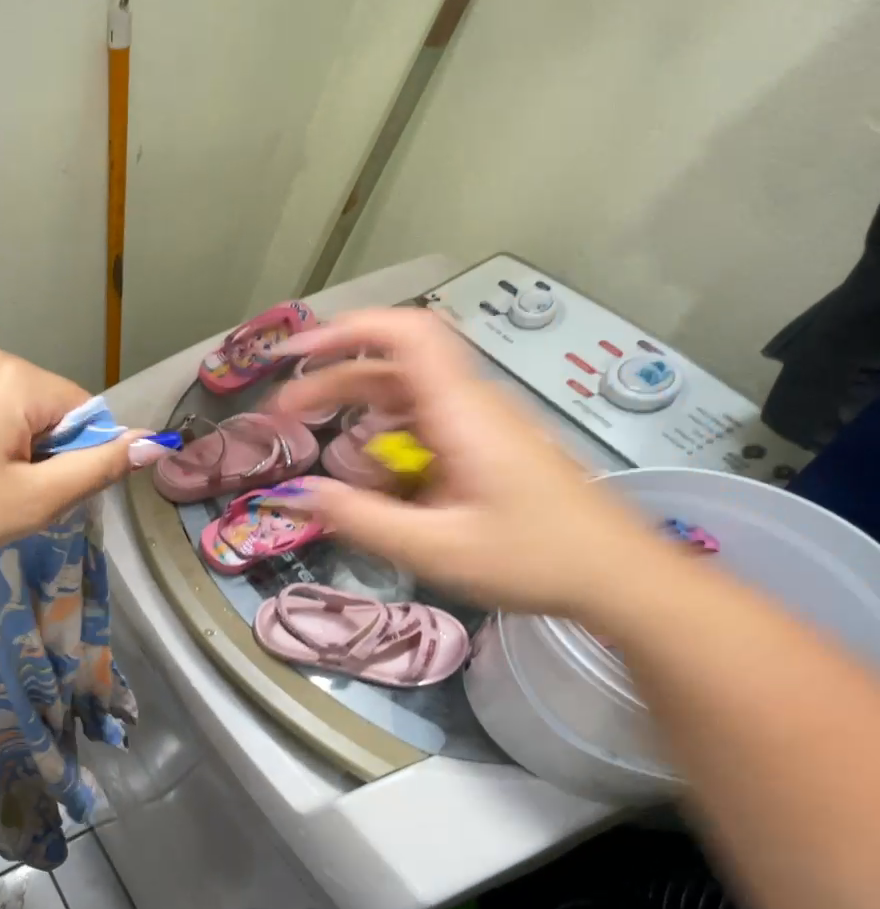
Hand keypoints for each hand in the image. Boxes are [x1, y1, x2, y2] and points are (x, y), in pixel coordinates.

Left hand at [0, 338, 149, 583]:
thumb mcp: (34, 500)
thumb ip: (99, 468)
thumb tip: (156, 442)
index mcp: (11, 373)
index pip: (82, 409)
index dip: (76, 457)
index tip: (42, 495)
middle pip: (45, 407)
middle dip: (40, 453)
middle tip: (3, 498)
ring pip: (11, 410)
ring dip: (11, 450)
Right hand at [271, 308, 669, 615]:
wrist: (625, 578)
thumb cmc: (537, 559)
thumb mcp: (435, 549)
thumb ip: (359, 519)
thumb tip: (292, 494)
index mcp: (463, 413)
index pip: (407, 334)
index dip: (348, 329)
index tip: (297, 349)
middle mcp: (472, 403)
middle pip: (392, 363)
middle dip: (331, 379)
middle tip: (283, 413)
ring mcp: (482, 421)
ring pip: (406, 391)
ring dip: (356, 406)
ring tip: (320, 442)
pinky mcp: (488, 442)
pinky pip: (423, 417)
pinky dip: (383, 430)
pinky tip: (371, 469)